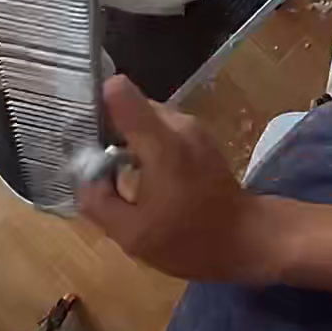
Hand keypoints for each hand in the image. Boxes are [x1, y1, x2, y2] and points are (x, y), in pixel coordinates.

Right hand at [76, 76, 288, 284]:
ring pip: (145, 119)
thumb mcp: (133, 235)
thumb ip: (98, 202)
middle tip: (96, 166)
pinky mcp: (200, 139)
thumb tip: (83, 178)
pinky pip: (161, 130)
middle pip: (129, 106)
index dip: (93, 104)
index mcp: (160, 141)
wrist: (250, 240)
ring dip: (127, 141)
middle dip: (107, 130)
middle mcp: (178, 124)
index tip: (81, 132)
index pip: (118, 90)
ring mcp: (192, 129)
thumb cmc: (192, 240)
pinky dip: (146, 147)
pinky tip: (143, 178)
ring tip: (118, 175)